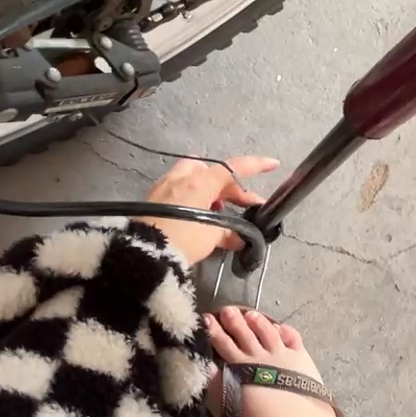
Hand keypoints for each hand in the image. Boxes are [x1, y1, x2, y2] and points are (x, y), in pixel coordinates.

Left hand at [139, 156, 278, 265]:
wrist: (142, 252)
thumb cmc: (182, 240)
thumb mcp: (210, 238)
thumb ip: (227, 233)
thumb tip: (238, 238)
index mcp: (201, 182)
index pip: (233, 168)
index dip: (255, 165)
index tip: (273, 164)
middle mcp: (183, 177)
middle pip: (214, 173)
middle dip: (232, 188)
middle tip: (245, 205)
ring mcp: (165, 184)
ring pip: (194, 175)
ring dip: (210, 189)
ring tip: (218, 210)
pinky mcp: (153, 196)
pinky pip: (179, 186)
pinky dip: (192, 195)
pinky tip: (195, 213)